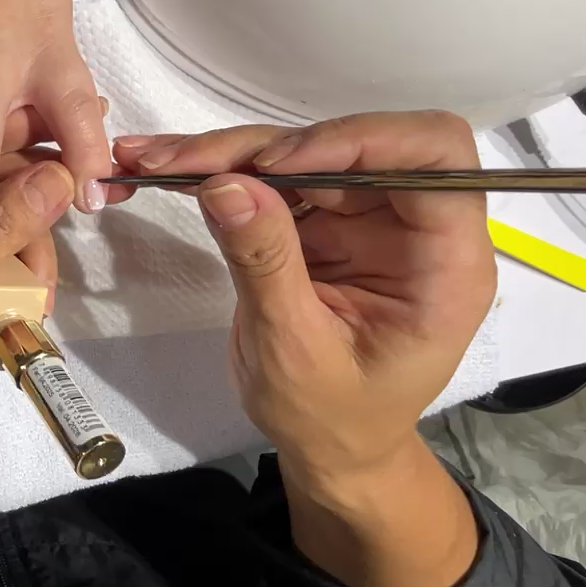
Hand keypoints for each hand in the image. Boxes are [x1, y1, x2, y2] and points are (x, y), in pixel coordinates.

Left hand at [0, 158, 78, 412]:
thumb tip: (59, 176)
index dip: (32, 151)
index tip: (79, 171)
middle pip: (1, 178)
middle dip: (37, 218)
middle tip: (54, 260)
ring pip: (6, 217)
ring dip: (29, 256)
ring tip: (39, 300)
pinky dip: (17, 274)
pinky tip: (32, 302)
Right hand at [112, 111, 496, 483]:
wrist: (324, 444)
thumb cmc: (330, 415)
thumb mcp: (294, 348)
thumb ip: (265, 263)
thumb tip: (223, 184)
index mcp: (441, 261)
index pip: (428, 159)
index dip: (353, 142)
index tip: (270, 166)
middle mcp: (404, 224)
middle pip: (340, 148)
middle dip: (251, 149)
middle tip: (166, 164)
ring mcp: (355, 220)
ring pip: (290, 155)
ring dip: (215, 154)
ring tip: (144, 161)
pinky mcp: (311, 224)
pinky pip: (260, 181)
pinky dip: (209, 174)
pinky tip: (159, 171)